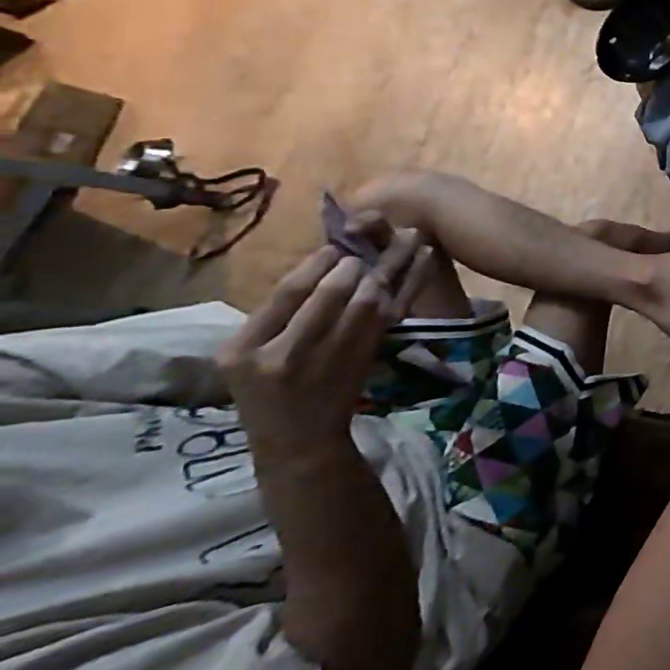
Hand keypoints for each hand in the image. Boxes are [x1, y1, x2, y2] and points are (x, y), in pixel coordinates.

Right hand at [218, 228, 433, 463]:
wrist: (297, 436)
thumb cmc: (264, 390)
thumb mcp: (243, 356)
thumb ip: (273, 315)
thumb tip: (319, 262)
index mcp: (246, 349)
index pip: (287, 294)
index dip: (317, 264)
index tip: (338, 244)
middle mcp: (287, 352)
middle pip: (333, 294)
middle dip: (361, 261)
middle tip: (383, 233)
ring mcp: (331, 356)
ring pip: (369, 301)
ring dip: (394, 265)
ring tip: (412, 236)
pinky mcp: (367, 357)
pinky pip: (393, 312)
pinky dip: (411, 283)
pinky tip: (425, 259)